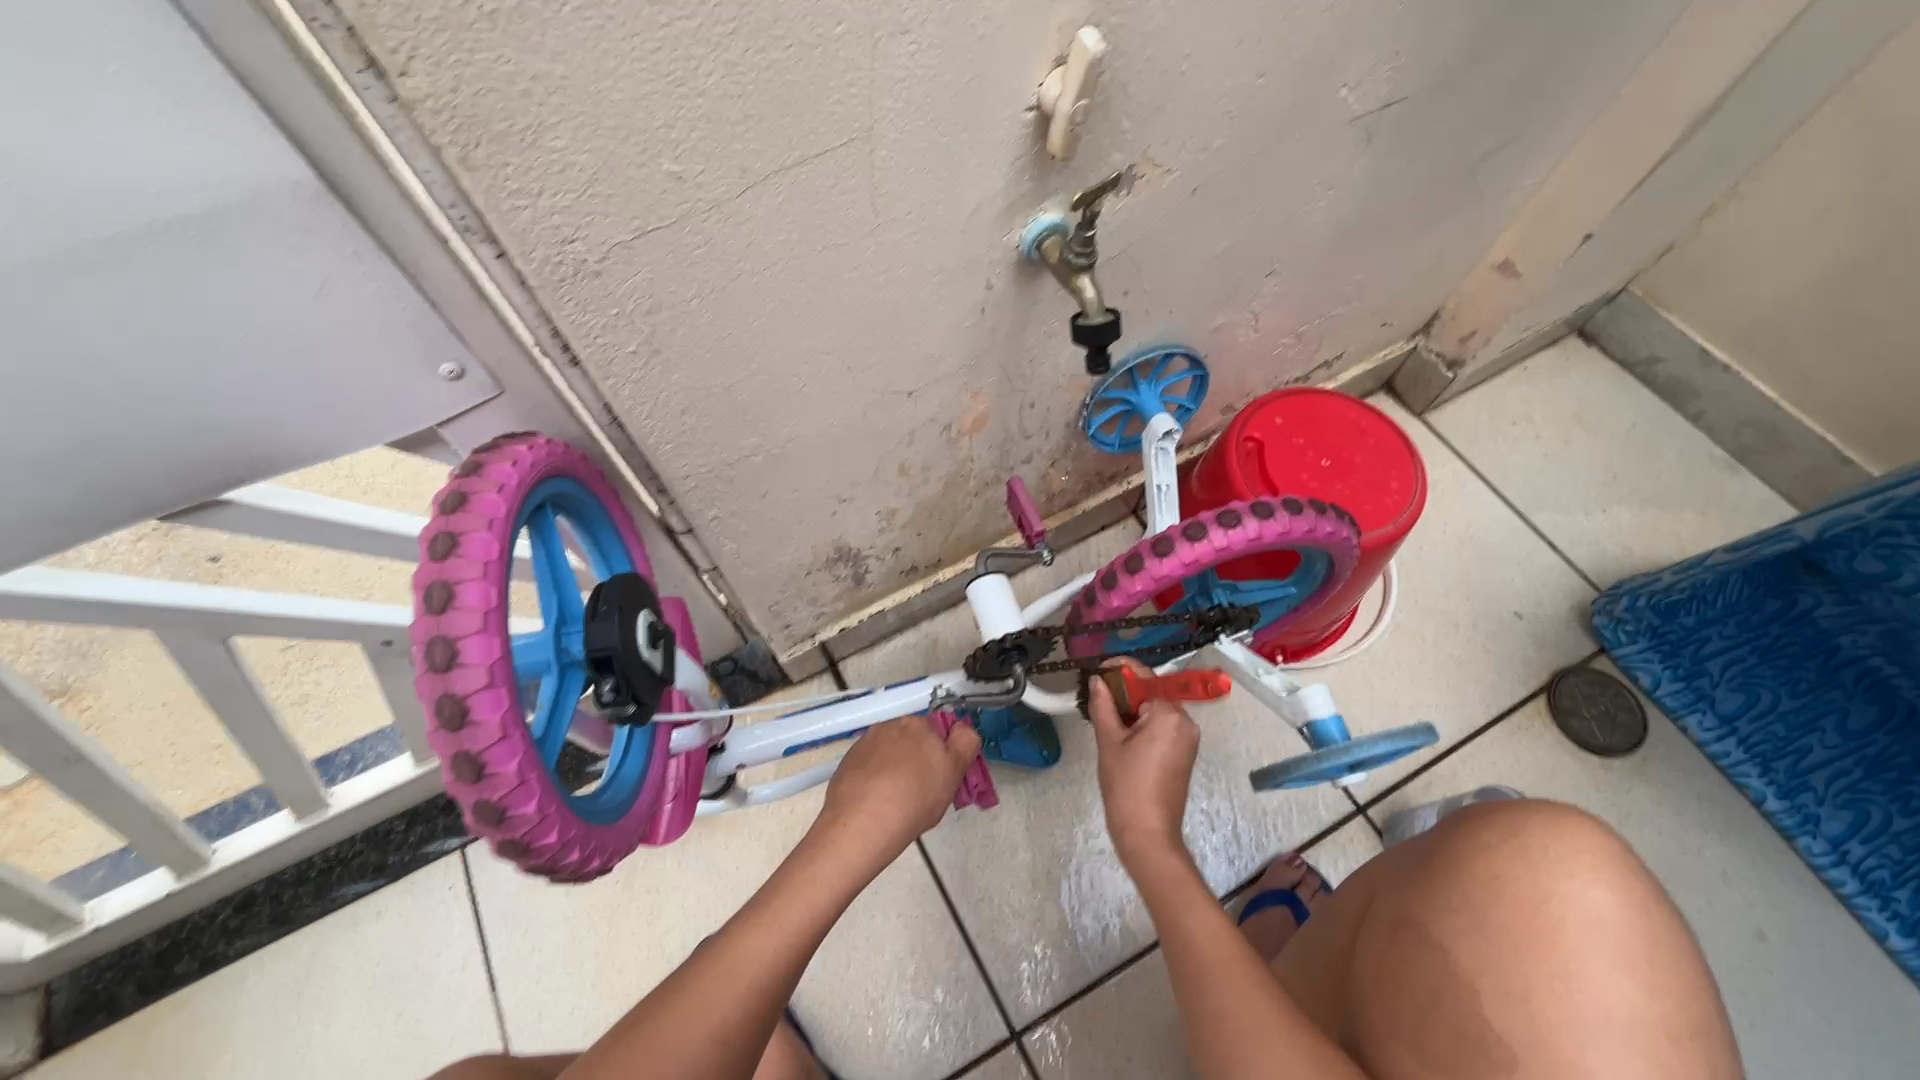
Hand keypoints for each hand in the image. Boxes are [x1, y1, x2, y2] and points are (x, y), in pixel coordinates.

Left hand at [816, 715, 981, 864]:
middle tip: (921, 790)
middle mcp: (889, 726)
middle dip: (916, 758)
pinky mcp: (846, 763)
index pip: (937, 730)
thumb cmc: (916, 798)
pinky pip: (867, 767)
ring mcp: (864, 744)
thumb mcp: (954, 772)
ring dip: (894, 767)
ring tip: (895, 800)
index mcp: (918, 724)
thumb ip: (965, 744)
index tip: (940, 777)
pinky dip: (873, 778)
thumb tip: (962, 729)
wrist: (863, 823)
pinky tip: (875, 802)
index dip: (941, 754)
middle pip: (910, 740)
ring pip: (887, 753)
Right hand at [1088, 659, 1199, 868]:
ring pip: (1157, 711)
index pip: (1145, 677)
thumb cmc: (1126, 785)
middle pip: (1152, 693)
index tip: (1099, 669)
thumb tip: (1098, 680)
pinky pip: (1163, 727)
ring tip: (1106, 718)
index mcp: (1169, 714)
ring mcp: (1188, 738)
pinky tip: (1122, 735)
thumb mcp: (1109, 741)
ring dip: (1134, 710)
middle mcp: (1186, 721)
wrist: (1147, 832)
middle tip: (1097, 698)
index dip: (1121, 669)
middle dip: (1126, 693)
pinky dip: (1144, 726)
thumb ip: (1103, 705)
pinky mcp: (1185, 753)